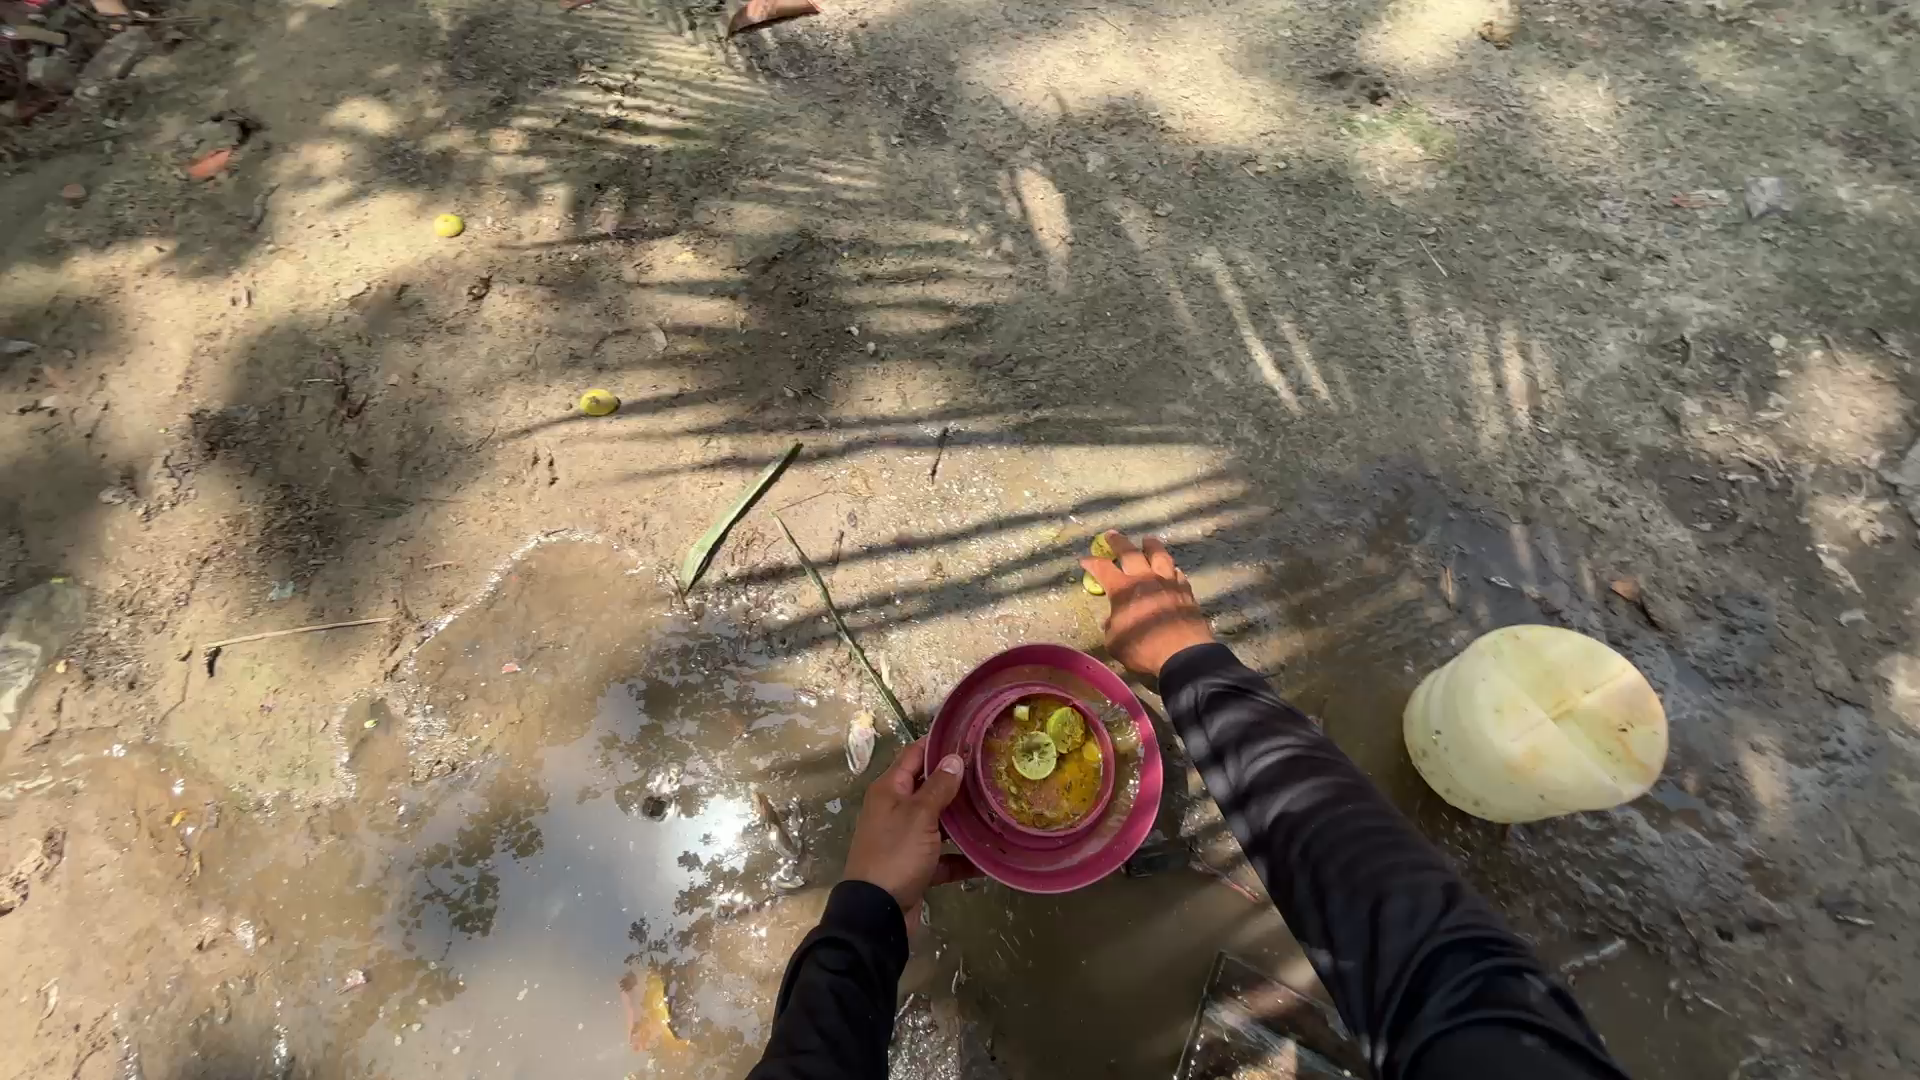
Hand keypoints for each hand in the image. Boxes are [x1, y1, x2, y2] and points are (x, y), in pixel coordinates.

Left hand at [842, 739, 977, 918]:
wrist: (875, 915)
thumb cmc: (895, 855)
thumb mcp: (919, 815)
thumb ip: (938, 787)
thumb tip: (954, 758)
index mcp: (889, 790)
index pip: (914, 755)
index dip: (938, 744)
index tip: (967, 736)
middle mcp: (894, 810)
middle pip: (928, 788)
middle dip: (956, 783)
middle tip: (990, 772)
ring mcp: (904, 840)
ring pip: (938, 822)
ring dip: (961, 820)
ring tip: (994, 810)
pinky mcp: (914, 867)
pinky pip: (941, 856)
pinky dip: (960, 858)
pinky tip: (986, 859)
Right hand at [1081, 531, 1215, 677]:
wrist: (1182, 653)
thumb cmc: (1142, 648)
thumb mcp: (1114, 641)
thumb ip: (1111, 625)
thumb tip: (1113, 618)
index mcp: (1122, 589)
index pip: (1102, 569)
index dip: (1092, 563)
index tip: (1084, 560)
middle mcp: (1144, 578)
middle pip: (1129, 553)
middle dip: (1118, 542)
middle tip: (1111, 534)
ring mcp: (1167, 582)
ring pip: (1159, 555)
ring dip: (1151, 546)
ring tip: (1147, 540)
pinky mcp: (1185, 590)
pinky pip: (1177, 573)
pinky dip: (1171, 569)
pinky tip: (1171, 570)